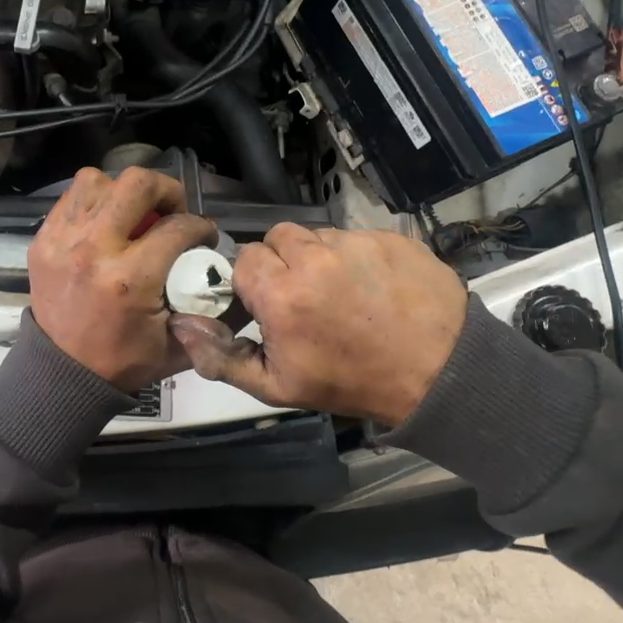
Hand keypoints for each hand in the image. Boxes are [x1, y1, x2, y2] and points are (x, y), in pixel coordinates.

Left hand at [28, 168, 215, 391]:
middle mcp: (94, 249)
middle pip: (137, 184)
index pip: (178, 227)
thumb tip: (229, 273)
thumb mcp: (177, 344)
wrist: (60, 373)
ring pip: (98, 180)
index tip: (204, 235)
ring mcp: (62, 239)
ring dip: (123, 192)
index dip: (201, 227)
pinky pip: (71, 197)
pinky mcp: (42, 238)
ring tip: (134, 215)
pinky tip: (106, 223)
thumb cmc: (122, 361)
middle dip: (166, 191)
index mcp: (130, 278)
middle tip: (171, 212)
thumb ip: (209, 310)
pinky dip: (94, 202)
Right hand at [169, 225, 467, 425]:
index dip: (253, 281)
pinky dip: (356, 256)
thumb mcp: (277, 387)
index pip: (245, 258)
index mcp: (281, 293)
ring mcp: (356, 242)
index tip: (269, 304)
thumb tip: (181, 324)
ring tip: (342, 293)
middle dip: (282, 263)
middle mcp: (314, 257)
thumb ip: (221, 356)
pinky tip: (372, 287)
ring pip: (317, 235)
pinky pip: (355, 236)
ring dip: (318, 258)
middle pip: (278, 238)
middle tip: (303, 297)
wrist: (441, 375)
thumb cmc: (351, 383)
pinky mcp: (390, 236)